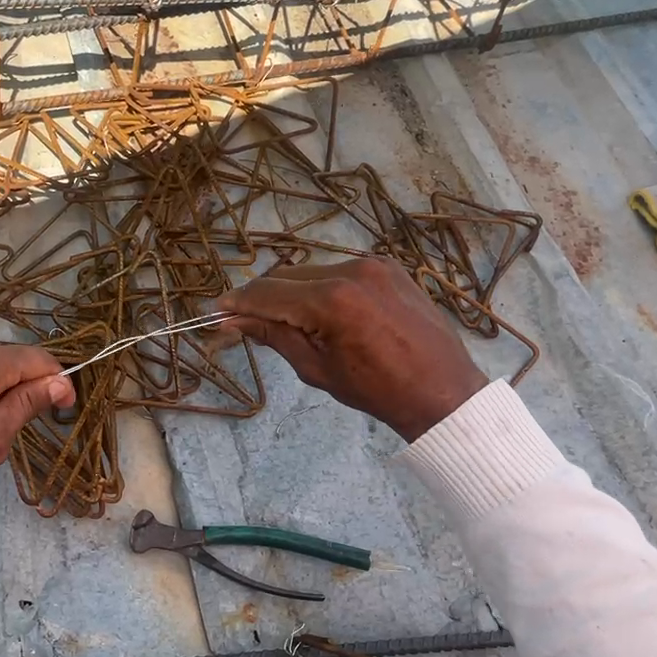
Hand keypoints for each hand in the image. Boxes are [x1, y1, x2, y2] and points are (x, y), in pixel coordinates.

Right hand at [214, 258, 487, 441]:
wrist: (442, 391)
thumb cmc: (377, 390)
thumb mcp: (315, 367)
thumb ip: (273, 335)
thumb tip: (233, 321)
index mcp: (332, 300)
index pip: (267, 293)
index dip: (237, 303)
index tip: (214, 314)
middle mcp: (352, 270)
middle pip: (285, 276)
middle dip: (259, 297)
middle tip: (238, 321)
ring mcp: (374, 265)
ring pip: (309, 272)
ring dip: (288, 293)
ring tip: (279, 322)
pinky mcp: (389, 268)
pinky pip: (337, 272)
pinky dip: (317, 289)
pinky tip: (314, 313)